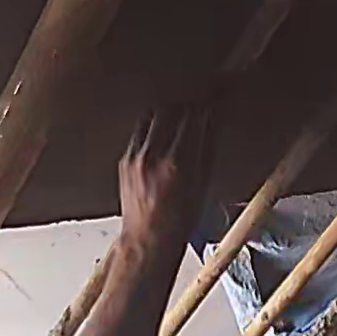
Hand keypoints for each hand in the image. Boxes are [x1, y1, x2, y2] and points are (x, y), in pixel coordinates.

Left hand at [117, 99, 214, 275]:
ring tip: (177, 112)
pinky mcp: (124, 159)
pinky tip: (160, 133)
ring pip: (151, 116)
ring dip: (166, 111)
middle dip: (185, 102)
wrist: (147, 240)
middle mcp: (153, 156)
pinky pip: (139, 133)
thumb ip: (207, 146)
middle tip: (195, 100)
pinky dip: (152, 128)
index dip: (205, 102)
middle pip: (170, 109)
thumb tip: (212, 118)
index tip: (212, 95)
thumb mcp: (204, 183)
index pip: (194, 117)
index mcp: (178, 163)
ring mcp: (135, 157)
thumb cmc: (181, 218)